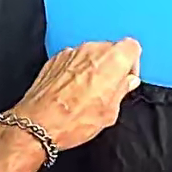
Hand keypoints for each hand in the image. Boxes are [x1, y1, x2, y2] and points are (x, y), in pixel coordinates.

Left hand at [8, 38, 142, 150]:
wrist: (38, 124)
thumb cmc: (72, 120)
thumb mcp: (109, 113)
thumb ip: (122, 91)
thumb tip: (127, 83)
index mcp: (112, 60)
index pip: (132, 47)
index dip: (132, 64)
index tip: (126, 79)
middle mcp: (92, 50)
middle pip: (111, 49)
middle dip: (112, 66)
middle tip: (108, 90)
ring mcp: (72, 52)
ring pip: (91, 54)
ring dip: (93, 68)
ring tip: (87, 93)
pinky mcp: (55, 58)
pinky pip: (74, 59)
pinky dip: (76, 70)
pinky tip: (71, 91)